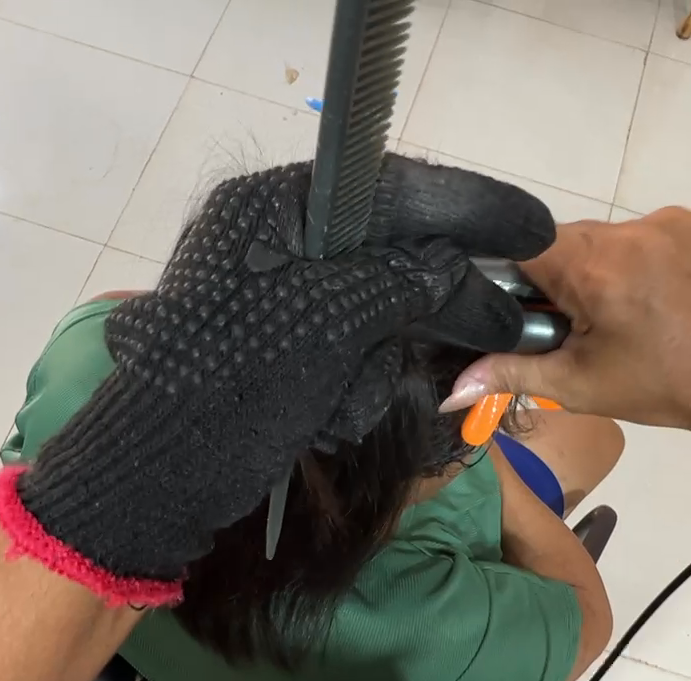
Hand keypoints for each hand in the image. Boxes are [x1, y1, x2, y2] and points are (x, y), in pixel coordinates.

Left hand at [1, 156, 554, 601]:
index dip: (465, 207)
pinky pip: (345, 355)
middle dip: (436, 294)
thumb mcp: (325, 322)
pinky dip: (355, 387)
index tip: (531, 228)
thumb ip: (400, 280)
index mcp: (270, 210)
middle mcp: (272, 246)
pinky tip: (334, 416)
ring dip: (383, 358)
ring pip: (371, 311)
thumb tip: (462, 270)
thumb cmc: (232, 389)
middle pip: (385, 252)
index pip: (387, 190)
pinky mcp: (279, 356)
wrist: (160, 480)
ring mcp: (274, 304)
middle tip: (502, 321)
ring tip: (372, 393)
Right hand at [440, 210, 690, 433]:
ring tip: (622, 318)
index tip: (519, 310)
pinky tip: (656, 301)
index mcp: (595, 266)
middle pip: (565, 240)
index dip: (511, 274)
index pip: (523, 243)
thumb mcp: (578, 386)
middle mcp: (632, 229)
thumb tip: (449, 393)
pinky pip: (647, 235)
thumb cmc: (664, 388)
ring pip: (607, 238)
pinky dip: (638, 263)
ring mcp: (672, 221)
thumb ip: (510, 374)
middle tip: (571, 326)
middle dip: (558, 278)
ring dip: (599, 270)